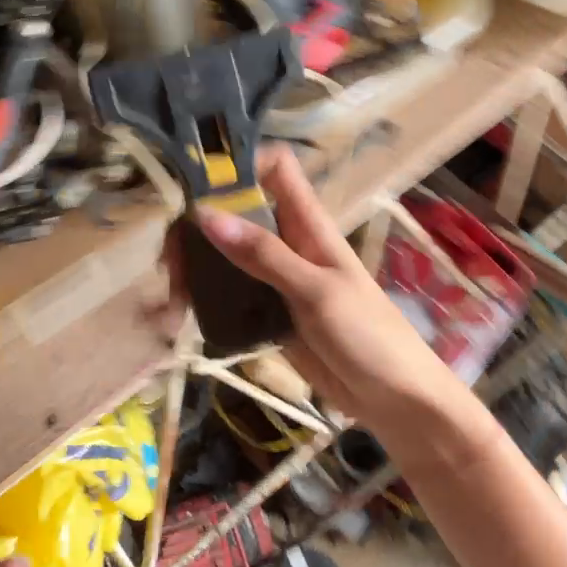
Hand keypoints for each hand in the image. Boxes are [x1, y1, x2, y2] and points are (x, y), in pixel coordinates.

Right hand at [158, 144, 457, 426]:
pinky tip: (184, 316)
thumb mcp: (316, 292)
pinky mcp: (268, 314)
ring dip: (195, 267)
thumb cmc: (369, 336)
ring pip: (225, 255)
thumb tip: (206, 216)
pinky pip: (230, 296)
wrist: (397, 401)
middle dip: (198, 228)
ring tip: (173, 296)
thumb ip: (264, 255)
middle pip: (235, 214)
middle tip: (170, 262)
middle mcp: (288, 243)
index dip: (241, 164)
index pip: (275, 169)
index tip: (200, 188)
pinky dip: (205, 300)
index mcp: (308, 225)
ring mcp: (276, 280)